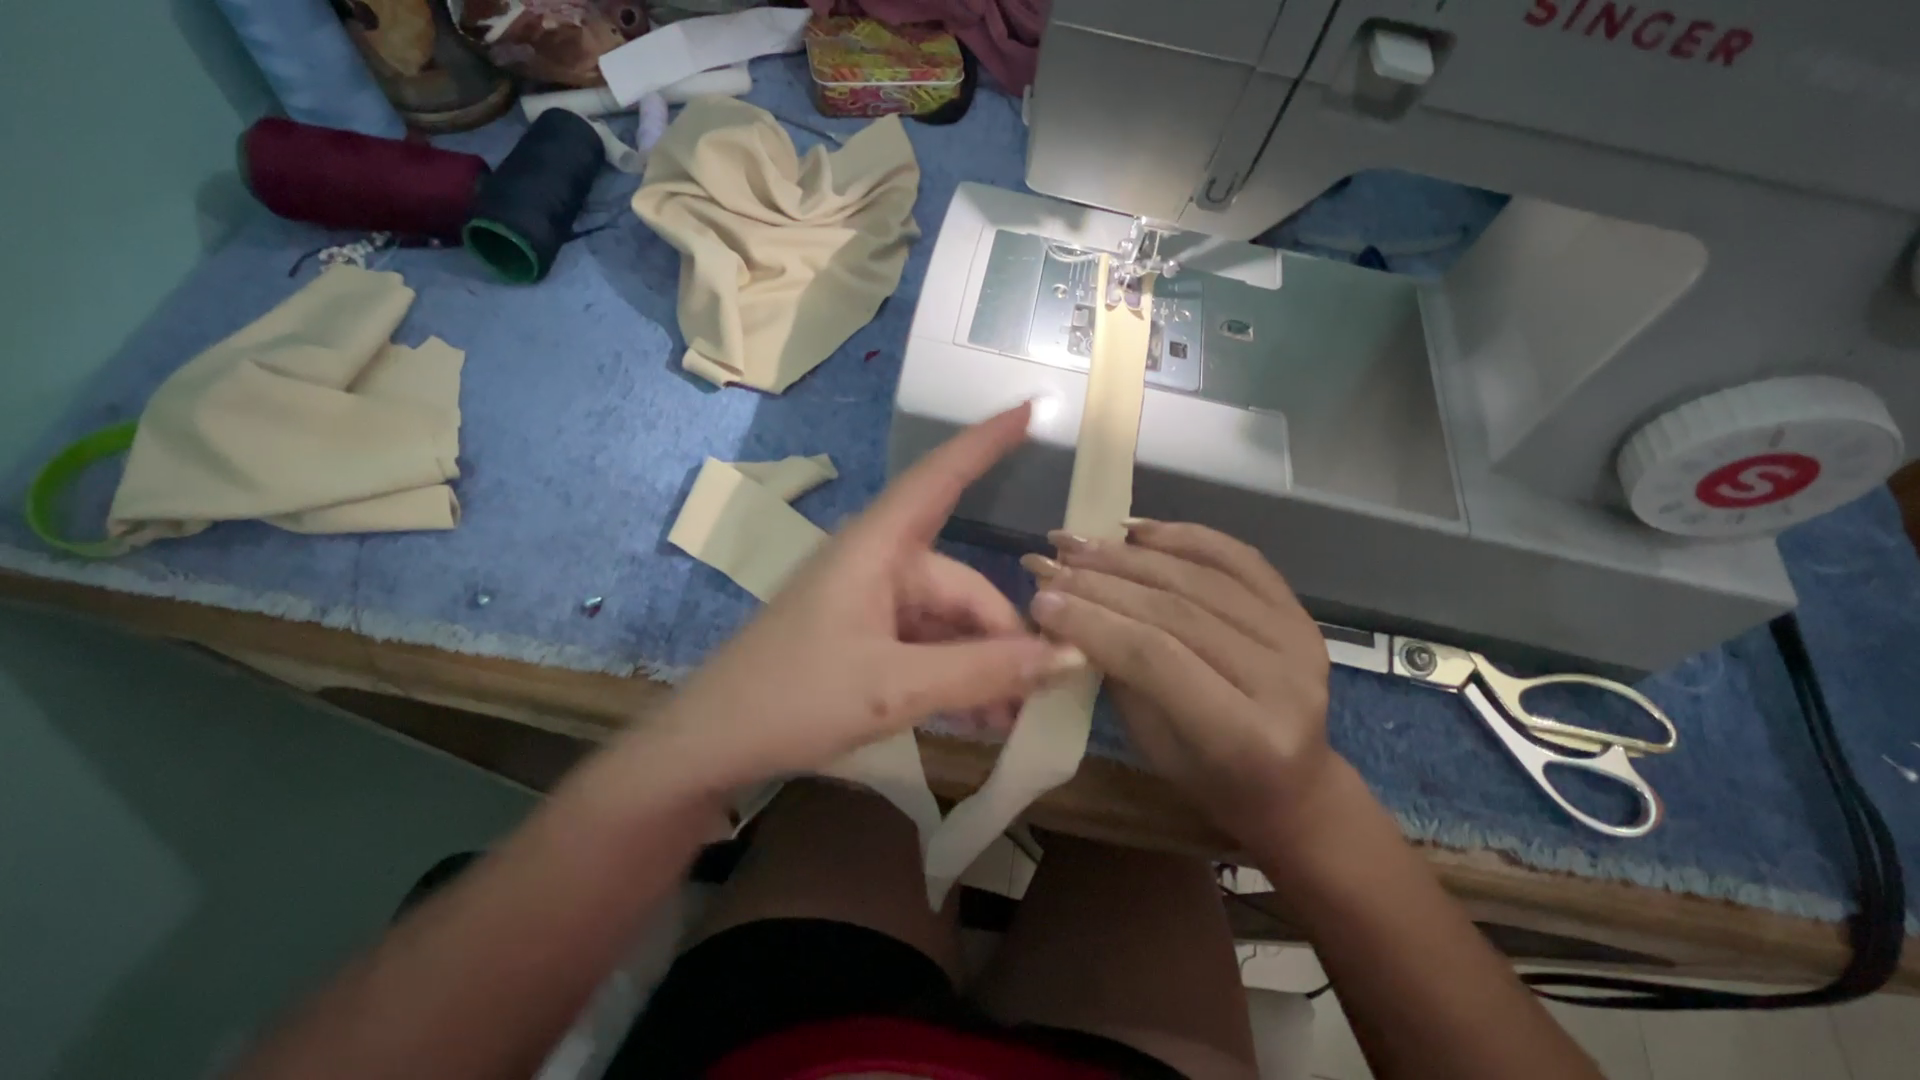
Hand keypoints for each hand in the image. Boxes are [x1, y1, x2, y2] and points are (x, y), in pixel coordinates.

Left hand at [649, 404, 1084, 793]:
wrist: (710, 746)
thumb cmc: (793, 698)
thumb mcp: (895, 689)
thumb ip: (983, 672)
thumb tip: (1068, 657)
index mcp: (876, 548)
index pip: (939, 478)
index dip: (986, 442)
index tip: (1032, 407)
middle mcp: (877, 564)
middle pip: (963, 585)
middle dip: (1004, 638)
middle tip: (1036, 696)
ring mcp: (868, 602)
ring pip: (949, 622)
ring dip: (982, 666)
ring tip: (1008, 718)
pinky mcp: (862, 637)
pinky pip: (926, 644)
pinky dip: (954, 674)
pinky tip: (977, 716)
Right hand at [1023, 521, 1338, 845]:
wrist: (1292, 783)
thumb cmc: (1210, 777)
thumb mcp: (1153, 744)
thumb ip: (1118, 675)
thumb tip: (1065, 609)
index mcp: (1244, 734)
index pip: (1156, 658)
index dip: (1094, 622)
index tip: (1041, 600)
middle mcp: (1282, 680)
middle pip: (1177, 611)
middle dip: (1102, 583)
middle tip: (1050, 564)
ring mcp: (1298, 639)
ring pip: (1201, 578)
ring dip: (1130, 555)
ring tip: (1078, 544)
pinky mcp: (1301, 613)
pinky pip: (1238, 558)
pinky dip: (1182, 536)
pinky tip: (1134, 529)